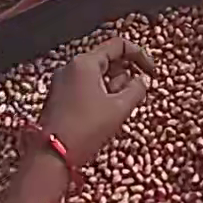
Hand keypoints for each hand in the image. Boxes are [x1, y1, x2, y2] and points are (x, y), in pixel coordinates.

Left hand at [39, 38, 155, 165]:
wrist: (51, 157)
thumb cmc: (87, 128)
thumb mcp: (119, 108)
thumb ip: (137, 89)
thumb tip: (142, 80)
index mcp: (85, 63)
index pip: (118, 45)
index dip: (140, 55)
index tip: (152, 73)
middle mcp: (71, 67)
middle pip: (107, 60)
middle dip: (124, 76)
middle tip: (131, 98)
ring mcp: (62, 82)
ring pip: (97, 76)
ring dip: (113, 88)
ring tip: (116, 111)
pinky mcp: (58, 98)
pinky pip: (85, 88)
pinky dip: (100, 96)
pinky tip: (103, 116)